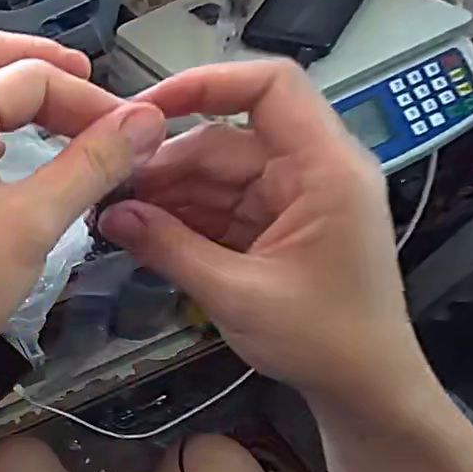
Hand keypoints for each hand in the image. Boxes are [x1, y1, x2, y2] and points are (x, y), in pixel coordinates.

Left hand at [0, 26, 166, 386]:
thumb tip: (144, 122)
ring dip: (4, 86)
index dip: (87, 99)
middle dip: (31, 59)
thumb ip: (91, 164)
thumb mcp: (35, 221)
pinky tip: (11, 150)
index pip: (29, 80)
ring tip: (51, 110)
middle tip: (79, 81)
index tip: (130, 128)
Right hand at [100, 61, 428, 406]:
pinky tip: (145, 231)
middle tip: (111, 191)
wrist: (362, 386)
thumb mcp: (238, 294)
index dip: (205, 85)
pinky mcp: (271, 226)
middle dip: (164, 164)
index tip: (145, 109)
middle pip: (224, 140)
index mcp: (324, 171)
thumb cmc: (326, 341)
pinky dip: (181, 219)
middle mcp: (308, 173)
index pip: (270, 89)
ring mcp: (288, 200)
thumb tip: (113, 216)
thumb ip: (171, 250)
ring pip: (213, 176)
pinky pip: (217, 207)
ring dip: (165, 195)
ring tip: (118, 216)